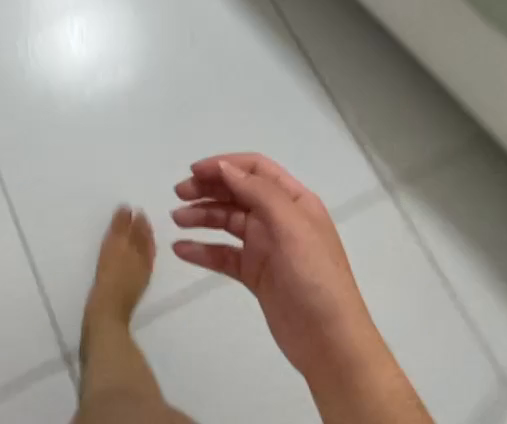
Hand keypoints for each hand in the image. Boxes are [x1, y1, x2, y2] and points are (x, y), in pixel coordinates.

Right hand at [172, 154, 427, 422]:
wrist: (330, 342)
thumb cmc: (314, 276)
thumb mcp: (290, 225)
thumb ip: (258, 192)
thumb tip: (224, 167)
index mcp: (294, 201)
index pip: (255, 169)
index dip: (224, 165)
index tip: (194, 171)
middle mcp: (279, 218)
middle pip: (237, 192)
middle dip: (208, 189)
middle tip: (179, 194)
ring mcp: (266, 246)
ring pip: (227, 221)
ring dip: (202, 216)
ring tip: (176, 220)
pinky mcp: (255, 274)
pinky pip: (224, 254)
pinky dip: (203, 250)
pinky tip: (182, 250)